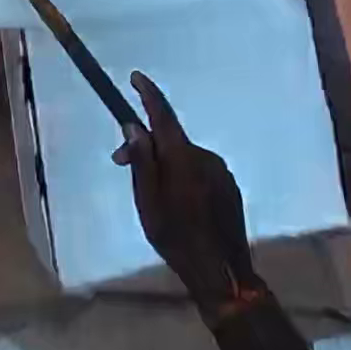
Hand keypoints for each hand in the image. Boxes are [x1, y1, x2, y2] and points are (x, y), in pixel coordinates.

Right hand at [115, 71, 264, 319]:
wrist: (222, 273)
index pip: (162, 115)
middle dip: (146, 144)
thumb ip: (141, 161)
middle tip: (121, 162)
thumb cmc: (177, 238)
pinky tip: (180, 202)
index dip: (148, 93)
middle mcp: (204, 155)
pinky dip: (184, 174)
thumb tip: (134, 127)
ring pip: (185, 156)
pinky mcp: (229, 185)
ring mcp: (220, 170)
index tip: (136, 76)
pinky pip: (200, 169)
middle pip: (170, 138)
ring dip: (166, 163)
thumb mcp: (147, 202)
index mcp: (182, 157)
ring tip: (154, 193)